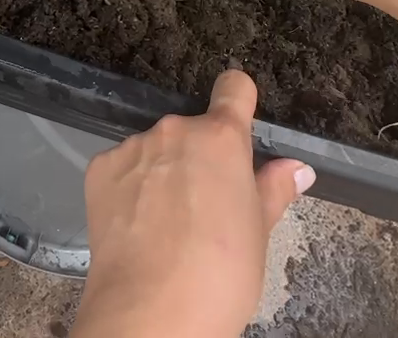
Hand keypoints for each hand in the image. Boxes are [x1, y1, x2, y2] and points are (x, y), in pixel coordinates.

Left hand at [73, 71, 314, 337]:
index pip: (233, 88)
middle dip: (197, 158)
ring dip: (162, 172)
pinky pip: (122, 168)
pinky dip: (129, 188)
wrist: (151, 309)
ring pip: (155, 151)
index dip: (238, 99)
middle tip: (203, 207)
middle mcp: (174, 130)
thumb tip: (296, 168)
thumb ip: (273, 189)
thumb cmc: (220, 273)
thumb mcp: (259, 232)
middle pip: (191, 131)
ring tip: (166, 224)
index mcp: (220, 139)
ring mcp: (133, 146)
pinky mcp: (101, 166)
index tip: (238, 116)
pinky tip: (136, 226)